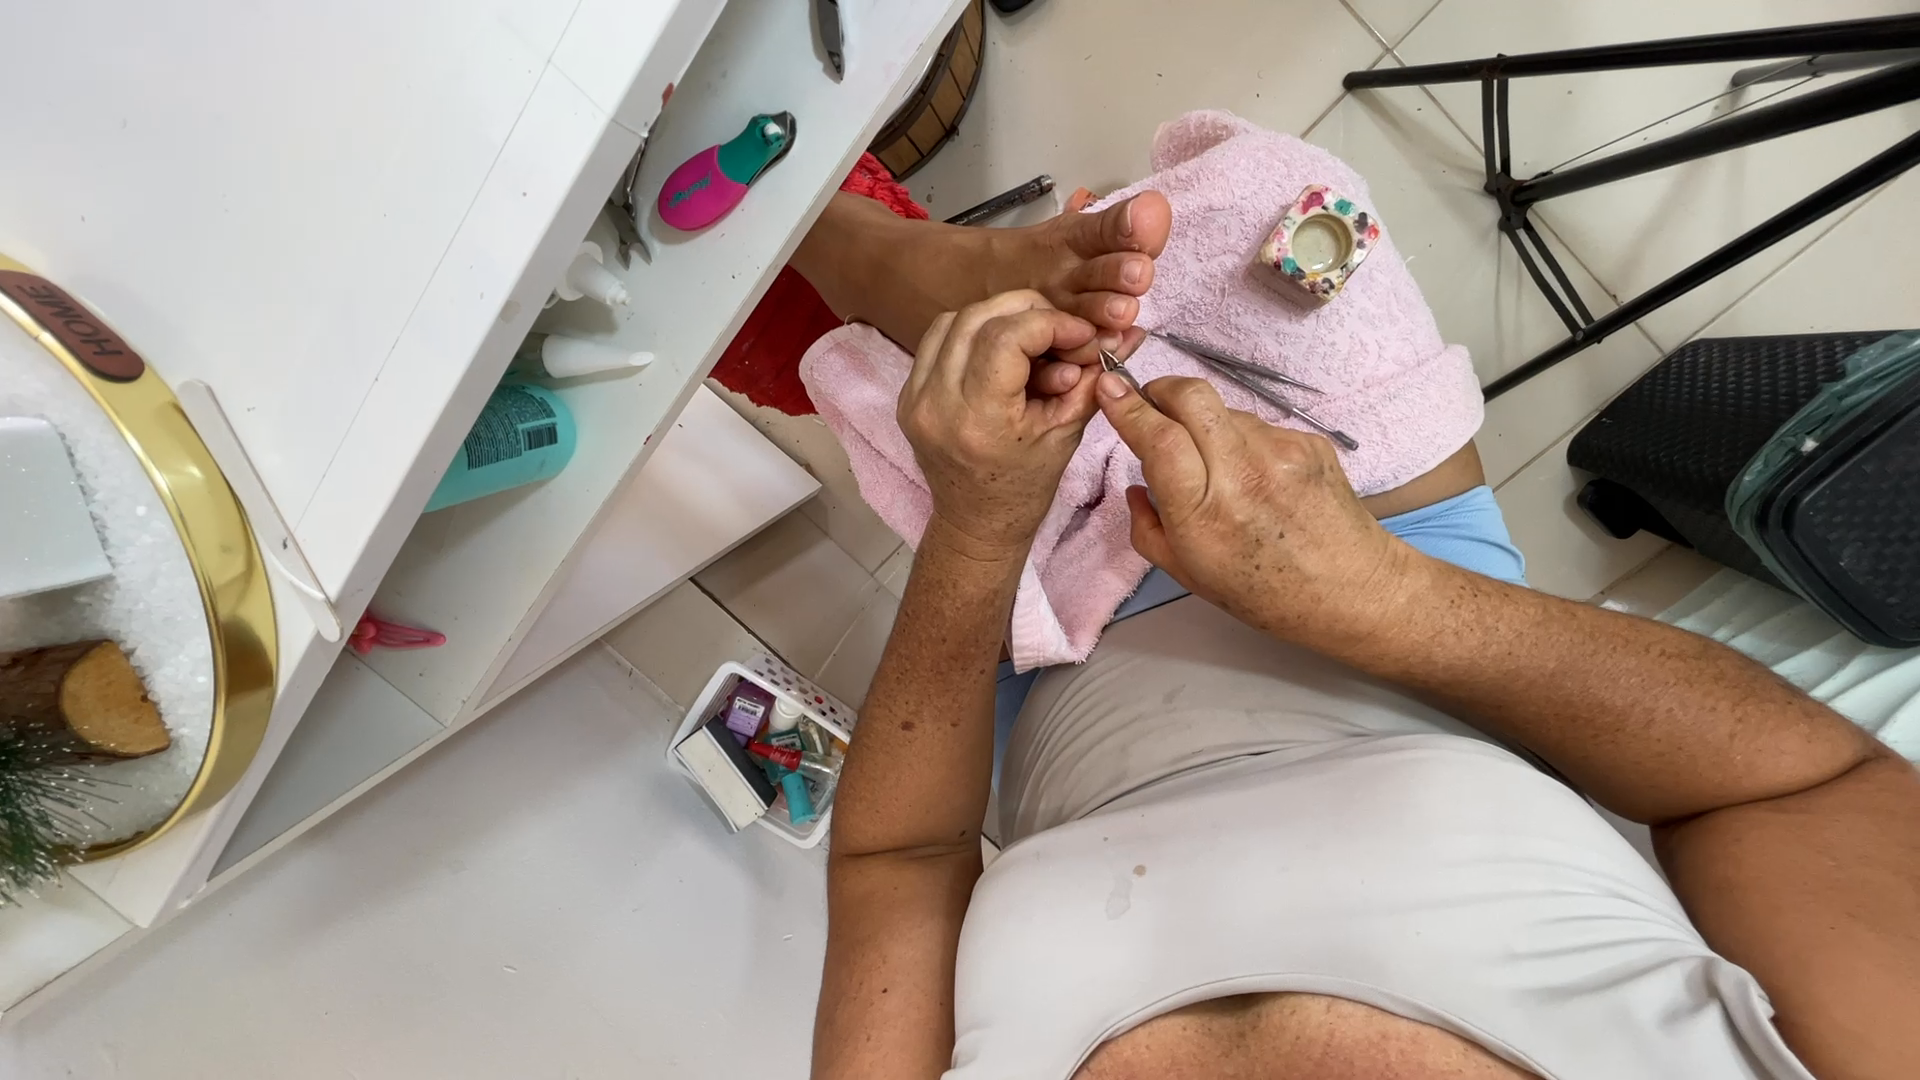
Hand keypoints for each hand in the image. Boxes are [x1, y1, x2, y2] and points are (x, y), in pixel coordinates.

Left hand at [899, 291, 1103, 559]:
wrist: (977, 522)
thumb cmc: (1026, 486)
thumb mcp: (1065, 433)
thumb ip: (1091, 379)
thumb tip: (1126, 331)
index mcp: (977, 420)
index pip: (1007, 337)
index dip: (1051, 323)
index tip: (1081, 334)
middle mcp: (936, 405)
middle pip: (978, 318)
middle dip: (1027, 311)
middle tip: (1060, 327)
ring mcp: (914, 399)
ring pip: (953, 322)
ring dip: (997, 317)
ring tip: (1031, 336)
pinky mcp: (907, 396)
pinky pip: (937, 342)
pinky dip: (972, 333)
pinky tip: (1001, 349)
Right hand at [1096, 372, 1420, 646]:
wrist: (1351, 591)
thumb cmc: (1259, 592)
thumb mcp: (1184, 572)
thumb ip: (1146, 526)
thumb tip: (1135, 485)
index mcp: (1203, 512)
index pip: (1159, 438)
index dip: (1128, 407)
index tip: (1108, 386)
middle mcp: (1242, 473)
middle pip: (1193, 397)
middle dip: (1161, 388)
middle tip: (1150, 401)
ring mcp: (1281, 451)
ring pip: (1224, 410)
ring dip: (1202, 421)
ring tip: (1212, 461)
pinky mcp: (1309, 441)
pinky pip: (1257, 426)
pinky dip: (1239, 440)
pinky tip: (1253, 475)